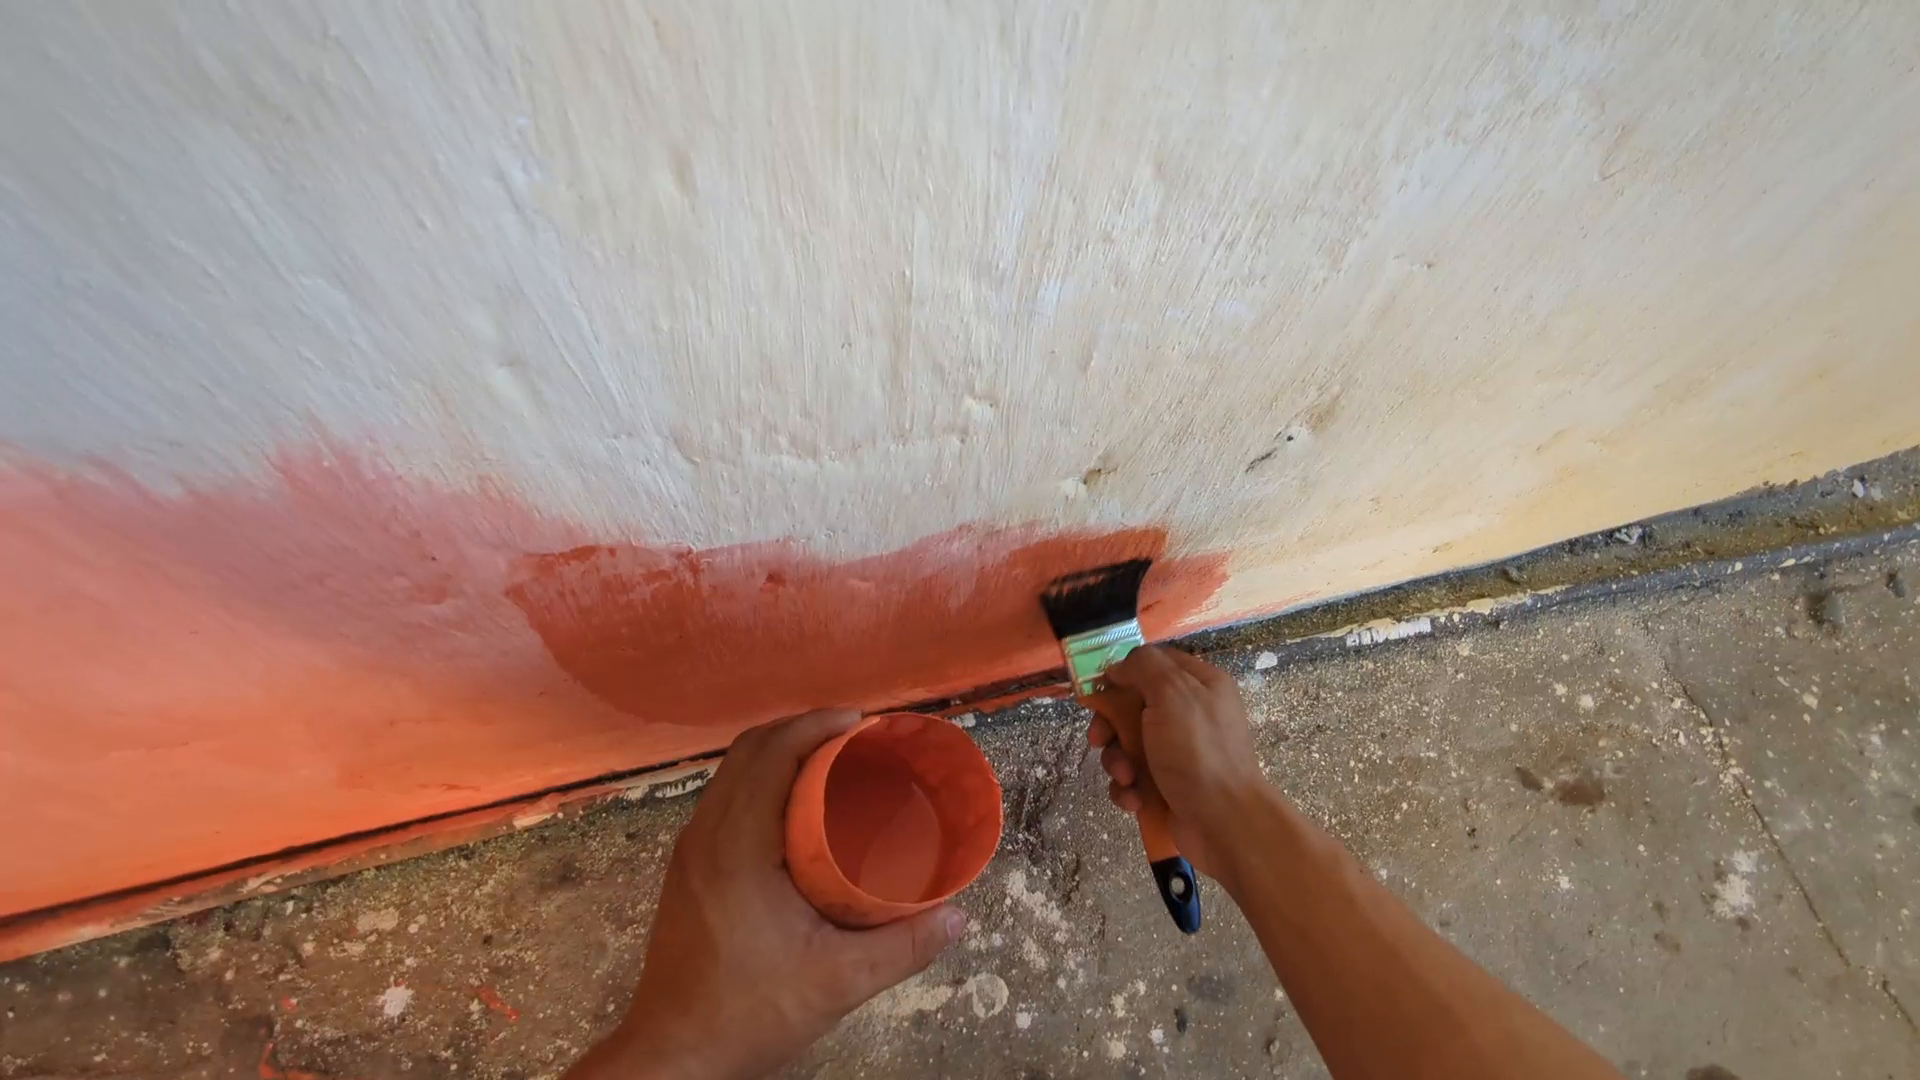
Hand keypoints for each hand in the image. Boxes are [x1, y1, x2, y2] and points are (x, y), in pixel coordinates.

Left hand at [569, 709, 965, 1079]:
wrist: (672, 1057)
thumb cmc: (750, 1011)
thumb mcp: (838, 982)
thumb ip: (902, 947)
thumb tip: (958, 917)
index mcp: (738, 845)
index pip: (772, 754)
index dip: (816, 725)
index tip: (860, 722)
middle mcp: (707, 832)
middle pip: (749, 748)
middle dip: (800, 727)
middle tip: (851, 735)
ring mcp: (690, 847)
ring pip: (731, 768)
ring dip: (778, 749)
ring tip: (827, 758)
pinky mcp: (686, 865)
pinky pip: (724, 793)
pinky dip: (759, 775)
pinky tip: (791, 801)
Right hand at [1086, 646, 1269, 876]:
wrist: (1224, 823)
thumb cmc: (1198, 750)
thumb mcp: (1173, 692)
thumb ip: (1143, 666)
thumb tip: (1118, 668)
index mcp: (1200, 684)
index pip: (1154, 663)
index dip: (1124, 671)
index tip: (1099, 686)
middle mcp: (1190, 714)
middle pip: (1132, 706)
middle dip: (1111, 726)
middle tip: (1100, 739)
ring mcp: (1178, 753)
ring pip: (1127, 745)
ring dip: (1117, 762)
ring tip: (1127, 778)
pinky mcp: (1167, 785)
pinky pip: (1134, 778)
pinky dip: (1128, 789)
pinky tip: (1135, 799)